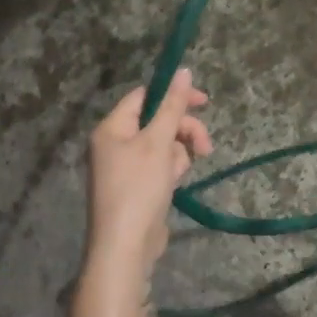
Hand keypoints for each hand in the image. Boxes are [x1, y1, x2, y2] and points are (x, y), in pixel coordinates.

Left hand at [84, 69, 213, 288]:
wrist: (125, 247)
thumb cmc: (138, 188)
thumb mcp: (159, 142)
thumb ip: (173, 105)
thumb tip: (183, 69)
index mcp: (111, 128)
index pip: (144, 96)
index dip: (174, 96)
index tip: (204, 102)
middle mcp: (113, 143)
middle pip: (157, 120)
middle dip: (183, 131)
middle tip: (204, 146)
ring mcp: (124, 166)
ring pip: (163, 144)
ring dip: (179, 152)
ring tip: (182, 172)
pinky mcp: (136, 186)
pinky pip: (160, 165)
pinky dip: (172, 169)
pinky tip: (175, 183)